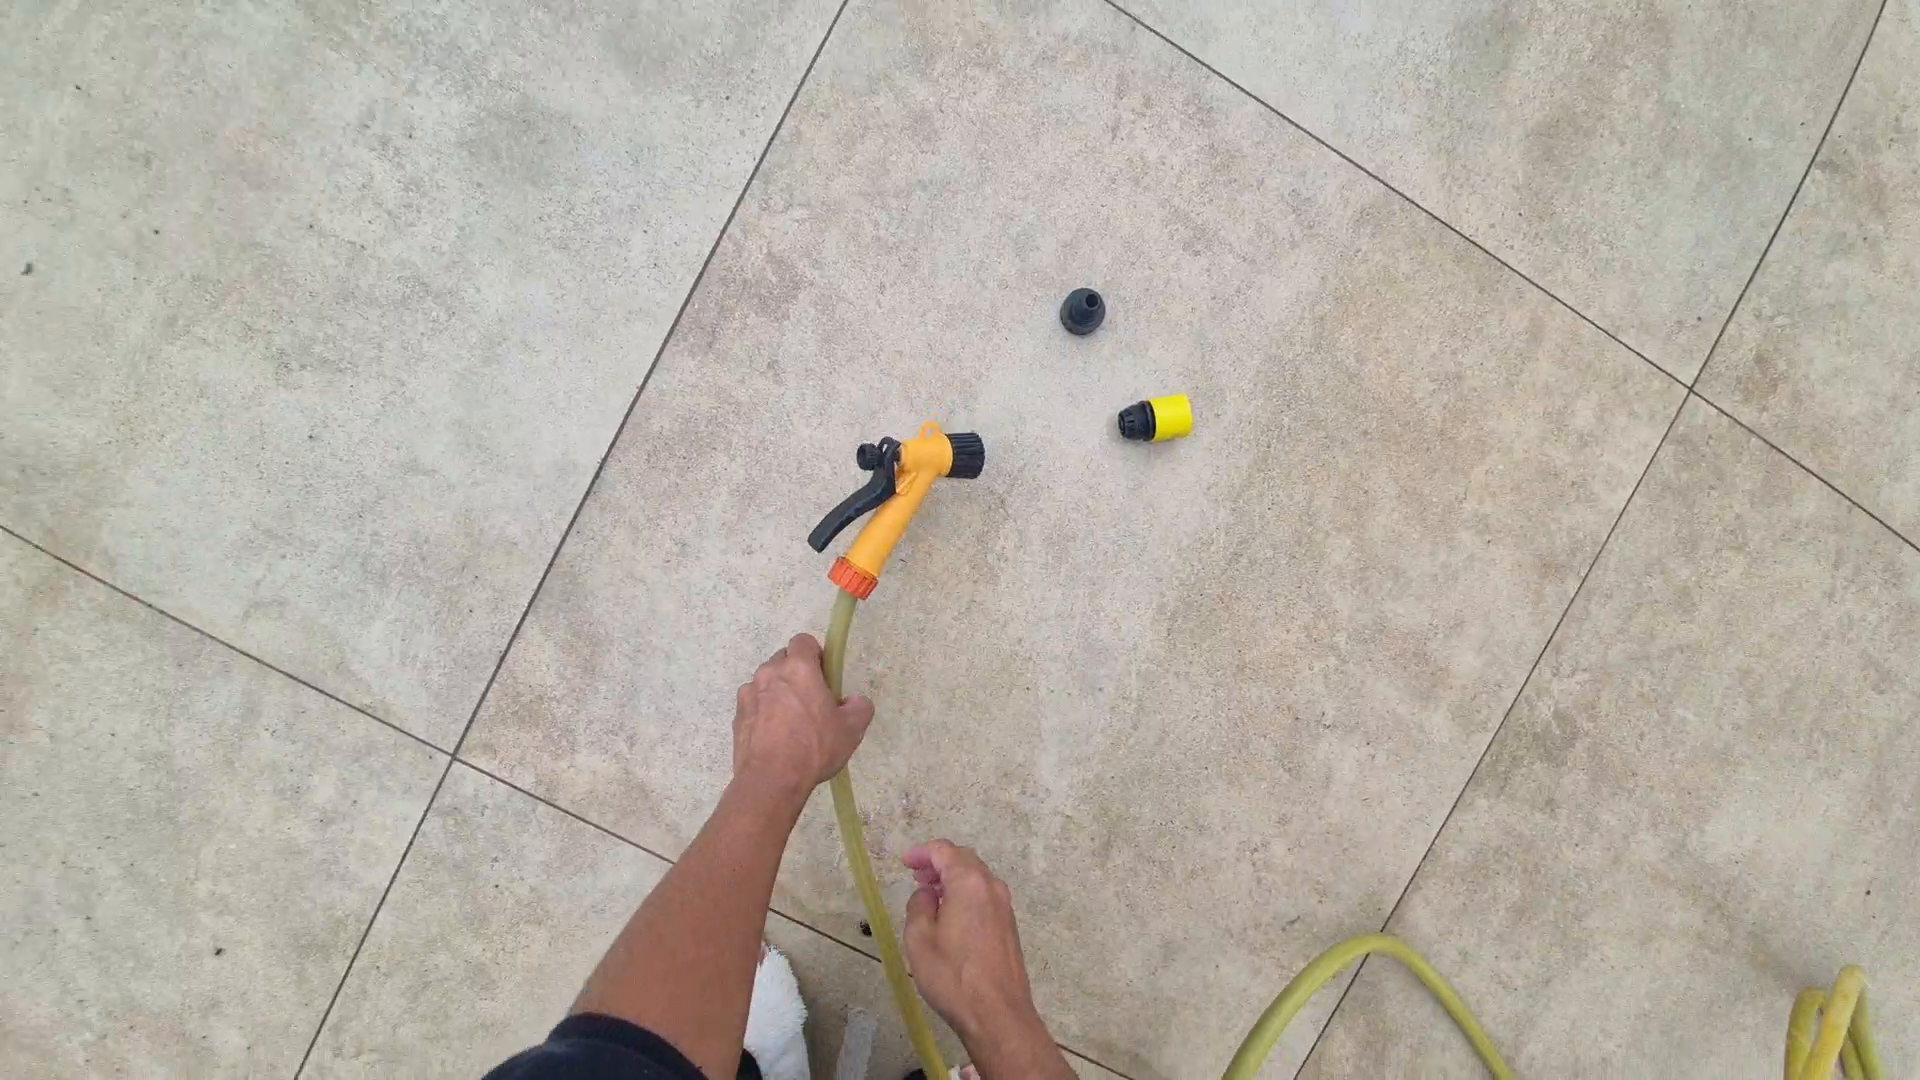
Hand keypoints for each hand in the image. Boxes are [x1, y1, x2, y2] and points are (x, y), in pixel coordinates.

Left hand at [732, 634, 873, 801]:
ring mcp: (749, 693)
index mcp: (798, 668)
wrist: (771, 779)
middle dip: (796, 673)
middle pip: (783, 659)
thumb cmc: (814, 747)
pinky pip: (753, 703)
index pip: (803, 640)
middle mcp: (770, 673)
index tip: (823, 675)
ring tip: (790, 720)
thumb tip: (855, 702)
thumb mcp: (851, 729)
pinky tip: (773, 735)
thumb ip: (860, 707)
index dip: (815, 654)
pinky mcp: (737, 715)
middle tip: (810, 699)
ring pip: (766, 681)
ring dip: (777, 692)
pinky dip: (762, 711)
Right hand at [901, 840, 1044, 1042]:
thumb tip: (927, 894)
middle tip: (917, 876)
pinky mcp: (1009, 924)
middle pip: (963, 859)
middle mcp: (991, 886)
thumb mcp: (920, 939)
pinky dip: (965, 893)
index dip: (922, 852)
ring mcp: (1004, 905)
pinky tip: (951, 914)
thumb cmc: (953, 976)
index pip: (944, 851)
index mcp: (969, 882)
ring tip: (931, 894)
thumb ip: (919, 906)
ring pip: (976, 877)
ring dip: (953, 878)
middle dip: (939, 863)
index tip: (906, 862)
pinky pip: (984, 895)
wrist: (998, 1014)